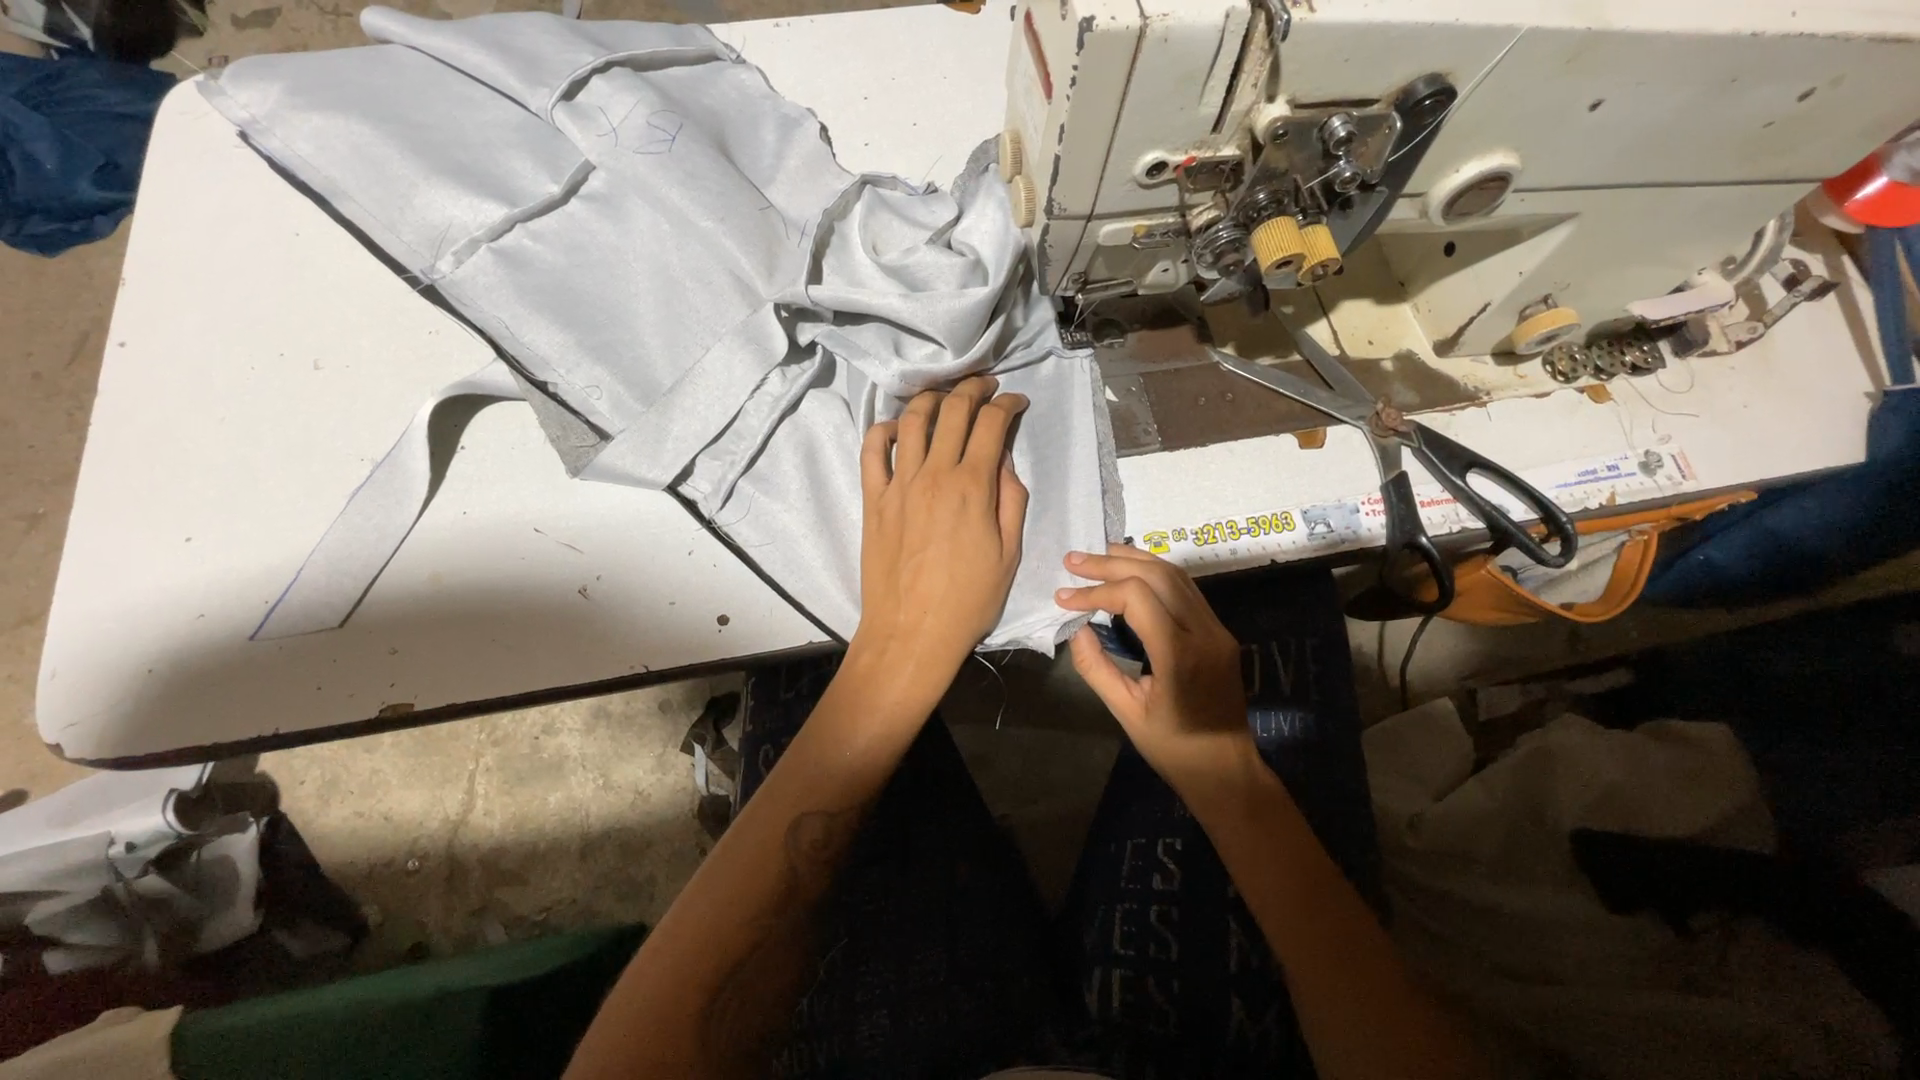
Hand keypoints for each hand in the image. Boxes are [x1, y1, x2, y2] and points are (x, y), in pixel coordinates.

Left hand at [851, 376, 1029, 695]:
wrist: (912, 632)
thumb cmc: (968, 600)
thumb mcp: (1009, 553)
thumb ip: (1010, 500)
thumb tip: (1004, 462)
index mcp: (973, 487)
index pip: (992, 424)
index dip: (1008, 404)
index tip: (1017, 402)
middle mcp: (934, 475)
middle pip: (953, 411)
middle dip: (974, 388)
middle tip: (986, 385)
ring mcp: (898, 485)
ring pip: (911, 421)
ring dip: (931, 398)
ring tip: (944, 395)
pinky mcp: (873, 500)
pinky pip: (872, 451)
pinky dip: (883, 430)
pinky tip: (896, 427)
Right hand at [1057, 545, 1254, 791]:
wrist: (1225, 768)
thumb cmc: (1172, 748)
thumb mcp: (1125, 712)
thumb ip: (1095, 667)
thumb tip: (1075, 628)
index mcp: (1179, 655)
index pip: (1136, 597)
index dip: (1096, 591)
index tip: (1064, 598)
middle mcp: (1204, 632)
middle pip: (1156, 574)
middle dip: (1111, 563)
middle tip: (1072, 560)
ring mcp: (1216, 629)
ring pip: (1175, 574)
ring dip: (1134, 559)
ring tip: (1097, 555)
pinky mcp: (1219, 631)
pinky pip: (1186, 589)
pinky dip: (1153, 573)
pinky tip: (1129, 573)